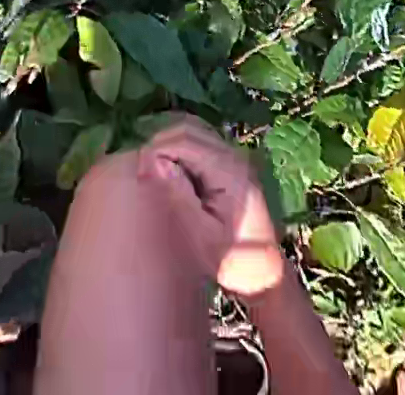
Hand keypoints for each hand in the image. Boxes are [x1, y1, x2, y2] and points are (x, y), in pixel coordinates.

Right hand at [138, 116, 286, 298]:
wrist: (266, 275)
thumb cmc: (234, 262)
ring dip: (168, 144)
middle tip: (142, 169)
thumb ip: (179, 196)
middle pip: (188, 129)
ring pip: (192, 130)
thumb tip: (152, 161)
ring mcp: (234, 156)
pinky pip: (197, 141)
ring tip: (152, 168)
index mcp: (230, 171)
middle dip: (160, 143)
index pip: (185, 140)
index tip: (139, 171)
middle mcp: (234, 155)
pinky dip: (178, 148)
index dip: (157, 149)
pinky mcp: (229, 162)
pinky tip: (168, 169)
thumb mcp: (203, 236)